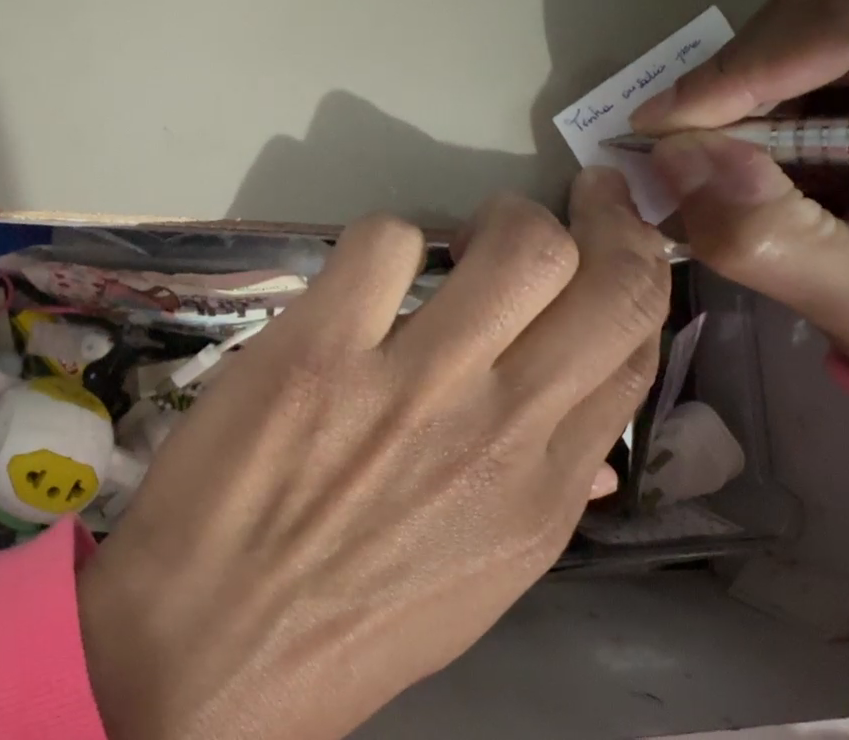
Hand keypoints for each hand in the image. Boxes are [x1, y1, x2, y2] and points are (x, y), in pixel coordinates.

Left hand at [76, 170, 669, 739]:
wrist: (215, 647)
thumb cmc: (343, 619)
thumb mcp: (475, 576)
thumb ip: (538, 495)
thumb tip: (589, 444)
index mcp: (544, 489)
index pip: (633, 349)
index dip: (634, 272)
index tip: (613, 233)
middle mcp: (498, 427)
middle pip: (604, 282)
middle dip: (598, 220)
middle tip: (563, 202)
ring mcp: (409, 384)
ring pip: (516, 246)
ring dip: (495, 220)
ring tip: (457, 238)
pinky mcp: (317, 351)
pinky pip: (384, 243)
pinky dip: (386, 239)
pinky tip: (361, 277)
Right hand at [631, 0, 848, 400]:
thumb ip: (767, 235)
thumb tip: (673, 155)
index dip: (745, 68)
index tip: (662, 127)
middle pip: (828, 24)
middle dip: (736, 88)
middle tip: (680, 152)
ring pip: (813, 41)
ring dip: (746, 105)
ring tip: (728, 171)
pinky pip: (822, 67)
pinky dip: (767, 113)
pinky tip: (767, 166)